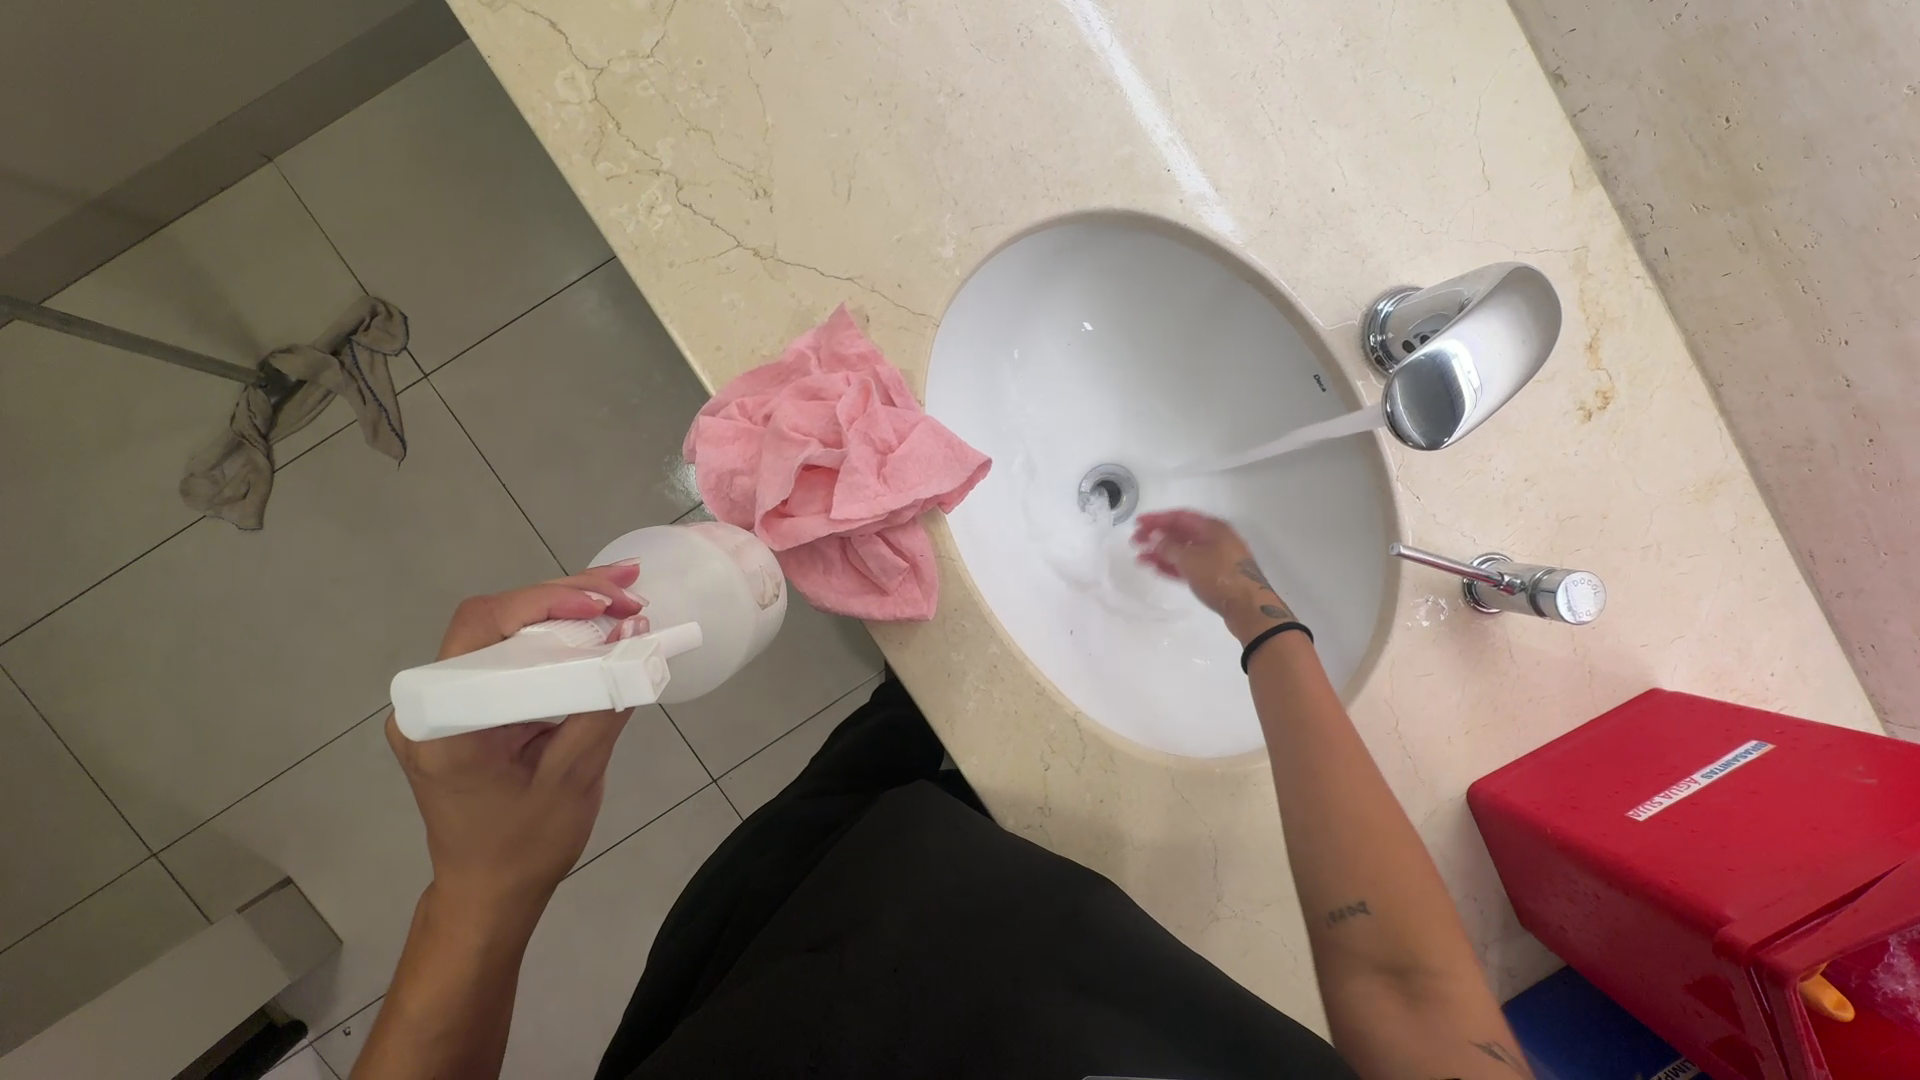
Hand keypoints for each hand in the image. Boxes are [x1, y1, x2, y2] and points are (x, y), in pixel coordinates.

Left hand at [386, 562, 650, 924]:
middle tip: (631, 590)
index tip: (603, 606)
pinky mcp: (472, 705)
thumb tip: (637, 637)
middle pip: (497, 619)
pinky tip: (602, 621)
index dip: (543, 603)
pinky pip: (513, 654)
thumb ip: (604, 701)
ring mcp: (449, 701)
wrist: (491, 893)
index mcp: (443, 720)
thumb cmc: (528, 844)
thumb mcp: (575, 774)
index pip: (482, 629)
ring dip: (568, 609)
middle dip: (567, 597)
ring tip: (626, 593)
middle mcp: (433, 700)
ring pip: (507, 630)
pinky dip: (560, 635)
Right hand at [1132, 510, 1295, 645]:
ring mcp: (1216, 558)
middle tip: (1135, 542)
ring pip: (1183, 551)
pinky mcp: (1214, 576)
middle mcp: (1215, 539)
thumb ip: (1169, 547)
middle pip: (1180, 533)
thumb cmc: (1221, 578)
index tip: (1138, 523)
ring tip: (1141, 558)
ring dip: (1161, 553)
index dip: (1157, 518)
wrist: (1249, 608)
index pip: (1179, 517)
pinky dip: (1172, 566)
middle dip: (1156, 536)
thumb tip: (1155, 538)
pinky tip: (1156, 569)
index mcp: (1213, 528)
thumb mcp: (1191, 560)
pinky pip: (1189, 566)